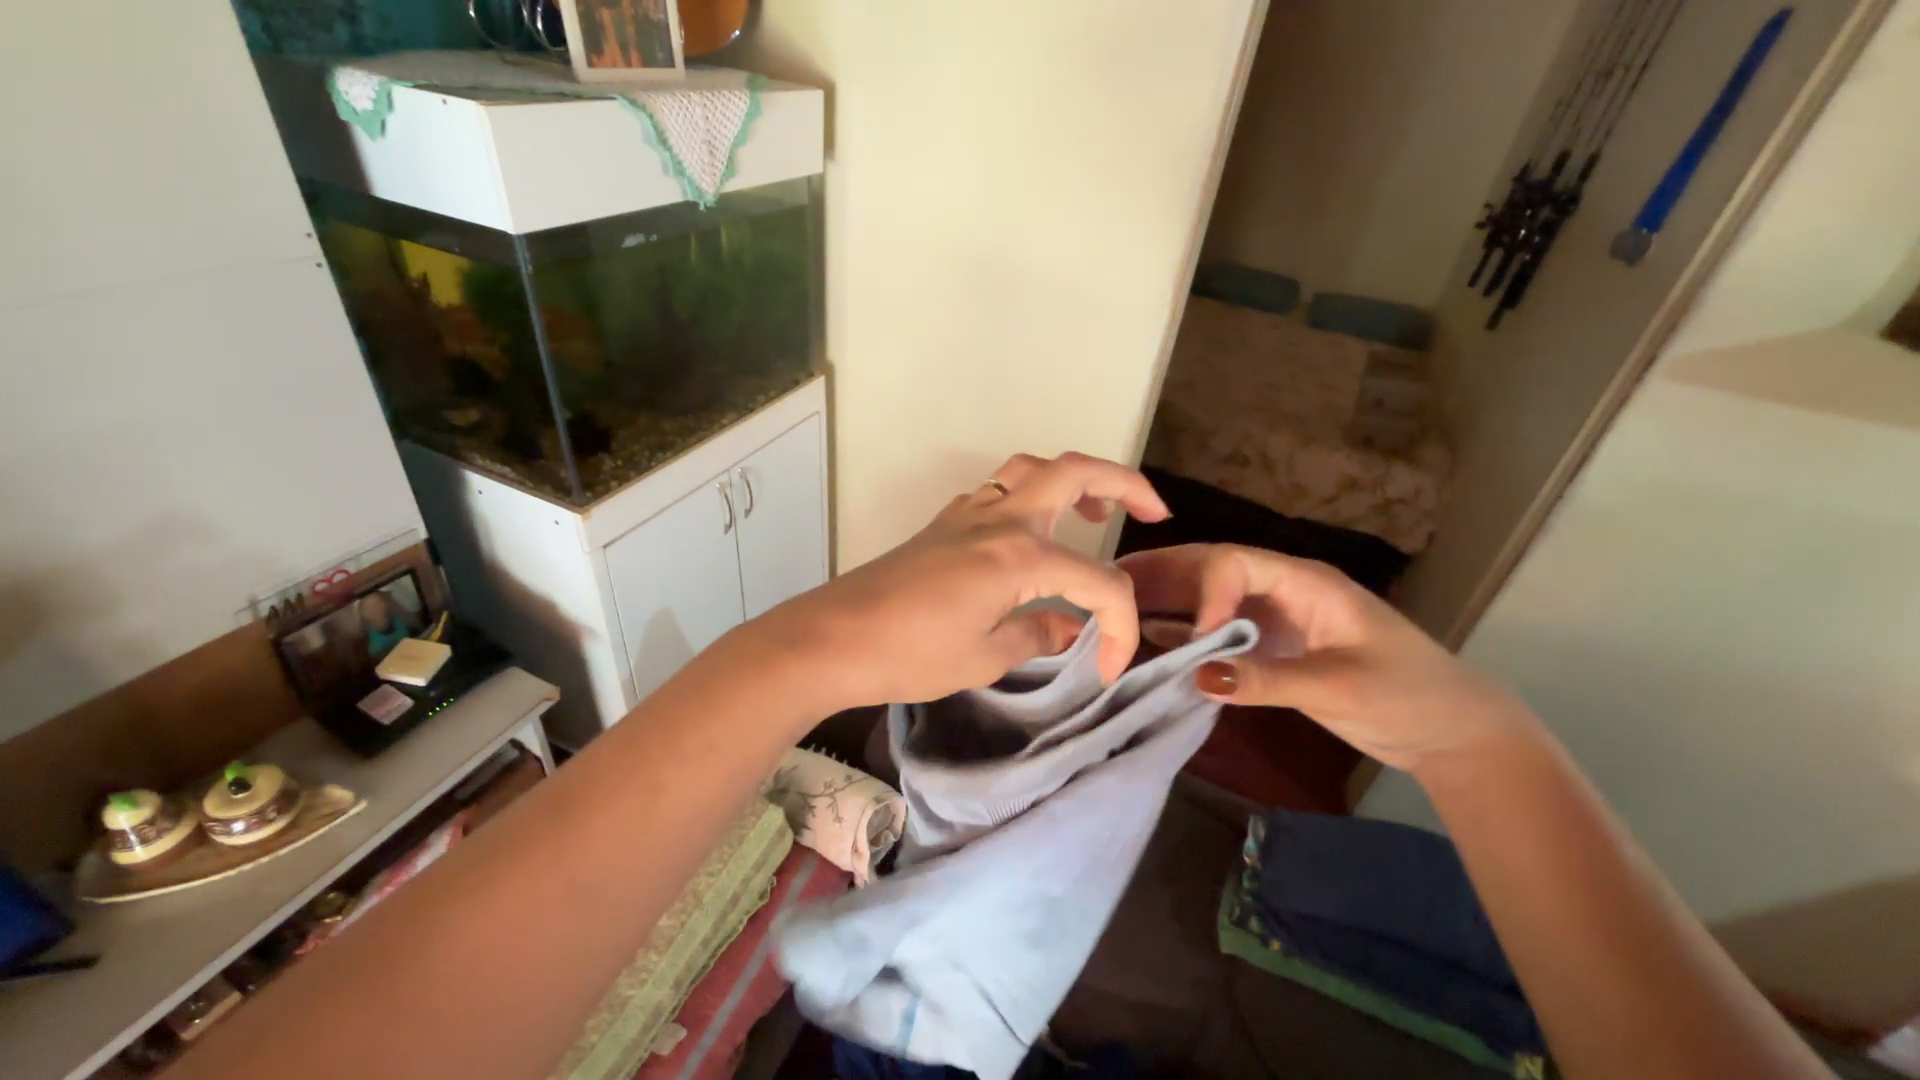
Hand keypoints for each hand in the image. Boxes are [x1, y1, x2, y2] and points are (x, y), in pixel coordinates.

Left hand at [750, 453, 1168, 710]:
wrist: (832, 639)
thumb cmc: (909, 654)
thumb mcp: (984, 658)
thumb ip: (1037, 635)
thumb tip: (1065, 627)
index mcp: (1021, 555)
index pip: (1099, 584)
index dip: (1121, 629)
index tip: (1109, 670)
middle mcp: (1000, 519)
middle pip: (1074, 472)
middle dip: (1125, 485)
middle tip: (1154, 513)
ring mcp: (968, 514)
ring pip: (1032, 469)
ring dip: (1072, 481)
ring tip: (1093, 516)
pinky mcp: (944, 524)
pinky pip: (998, 491)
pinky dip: (1028, 498)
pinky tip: (1028, 537)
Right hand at [1117, 544, 1533, 770]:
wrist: (1451, 733)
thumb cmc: (1409, 695)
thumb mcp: (1340, 685)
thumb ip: (1270, 678)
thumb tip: (1199, 677)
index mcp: (1304, 583)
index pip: (1234, 564)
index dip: (1203, 592)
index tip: (1193, 641)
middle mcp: (1282, 592)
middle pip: (1211, 572)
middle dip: (1161, 577)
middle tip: (1107, 587)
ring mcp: (1275, 621)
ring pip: (1209, 601)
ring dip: (1166, 604)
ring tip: (1113, 610)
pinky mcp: (1274, 650)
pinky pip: (1219, 636)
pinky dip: (1185, 638)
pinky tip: (1151, 645)